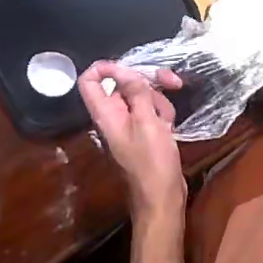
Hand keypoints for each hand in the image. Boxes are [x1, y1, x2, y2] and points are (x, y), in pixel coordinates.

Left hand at [79, 61, 185, 222]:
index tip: (131, 66)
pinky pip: (151, 109)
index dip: (106, 67)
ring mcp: (130, 123)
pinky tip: (170, 127)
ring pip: (141, 94)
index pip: (90, 81)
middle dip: (147, 80)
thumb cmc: (152, 162)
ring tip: (168, 119)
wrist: (163, 197)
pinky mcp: (144, 130)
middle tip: (172, 81)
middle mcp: (114, 115)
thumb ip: (136, 93)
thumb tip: (123, 69)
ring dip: (159, 99)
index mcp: (106, 113)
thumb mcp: (147, 122)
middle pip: (123, 83)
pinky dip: (162, 112)